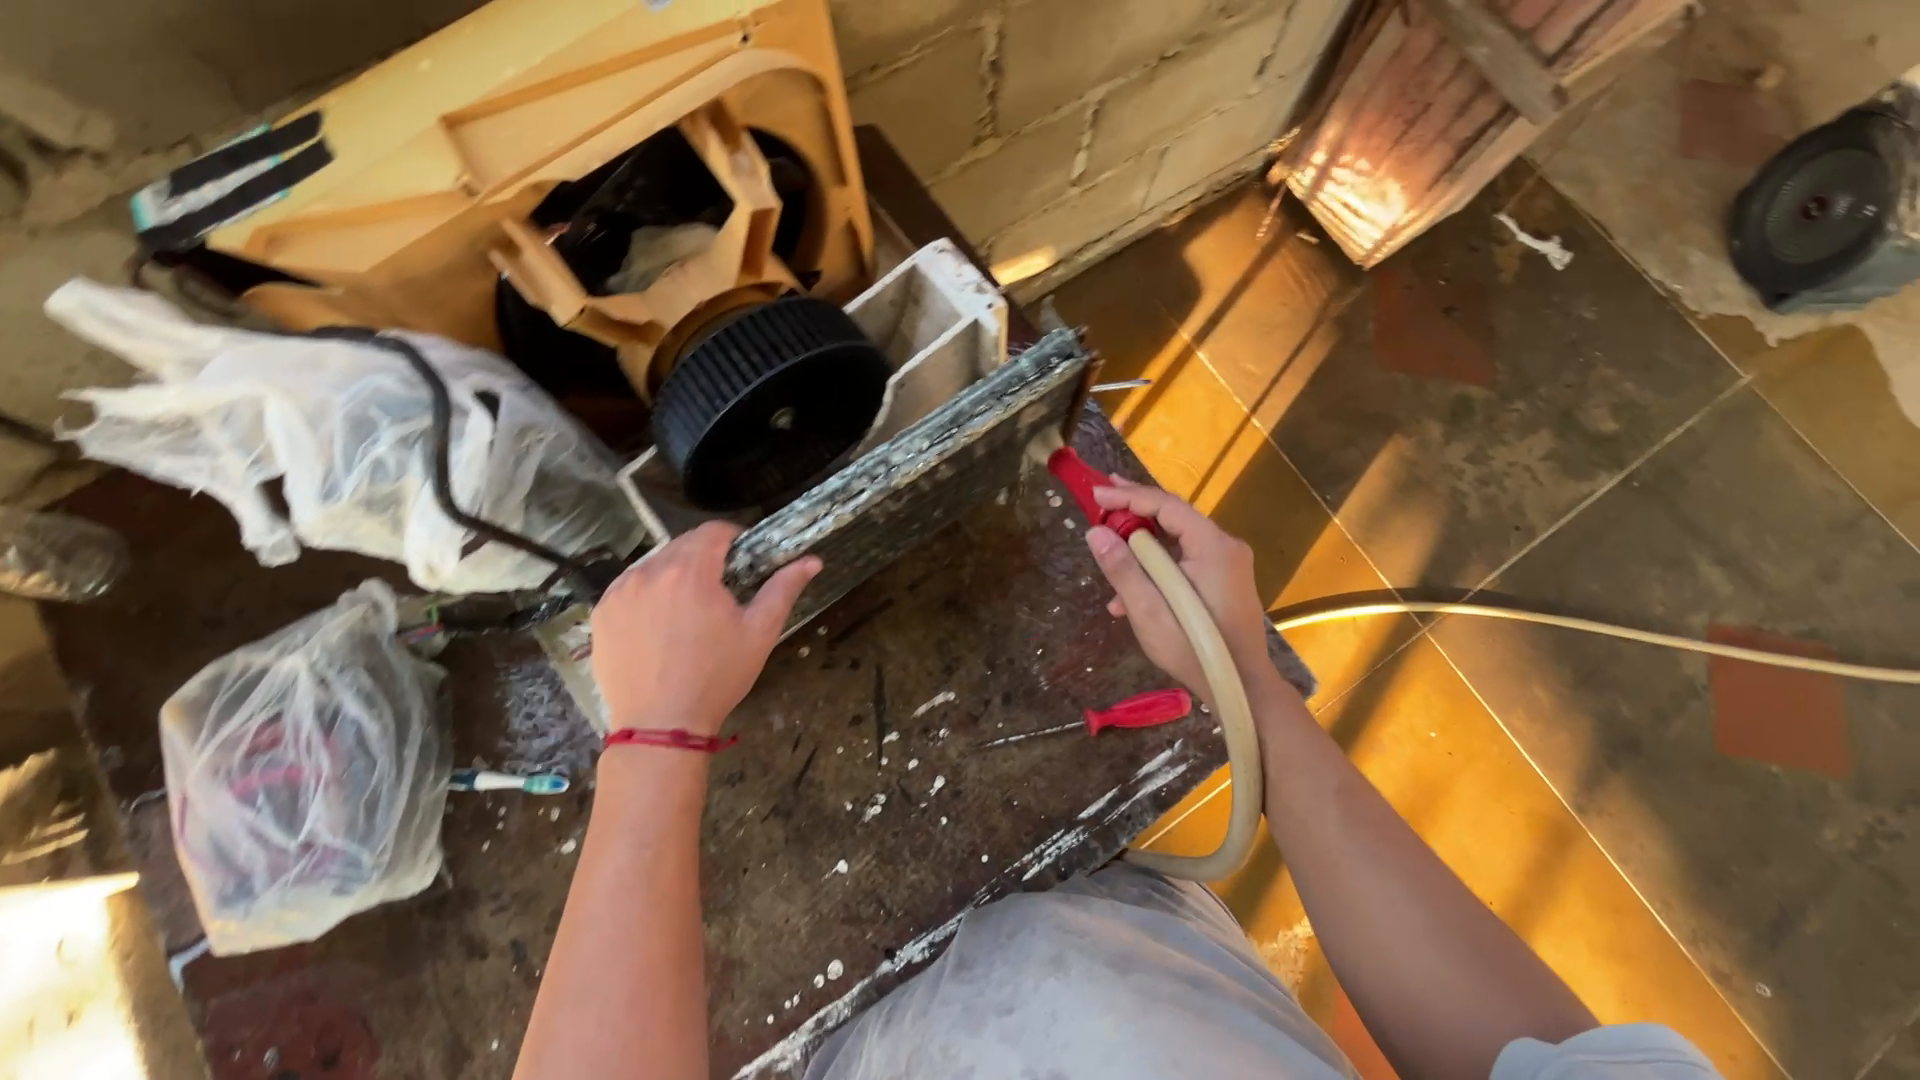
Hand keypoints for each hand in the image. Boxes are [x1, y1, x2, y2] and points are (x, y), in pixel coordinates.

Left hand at [590, 522, 821, 735]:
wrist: (661, 725)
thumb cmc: (717, 677)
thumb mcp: (759, 633)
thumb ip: (784, 588)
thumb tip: (812, 561)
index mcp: (690, 571)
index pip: (713, 531)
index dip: (733, 539)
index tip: (743, 561)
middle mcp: (649, 571)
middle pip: (682, 545)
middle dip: (704, 559)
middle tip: (719, 592)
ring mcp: (620, 592)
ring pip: (654, 565)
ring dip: (674, 575)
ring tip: (687, 611)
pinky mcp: (602, 613)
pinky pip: (629, 588)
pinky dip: (647, 594)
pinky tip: (659, 625)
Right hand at [1083, 478, 1271, 701]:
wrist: (1242, 689)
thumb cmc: (1195, 650)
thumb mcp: (1149, 611)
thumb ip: (1122, 568)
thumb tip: (1095, 532)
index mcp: (1213, 547)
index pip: (1167, 505)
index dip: (1129, 496)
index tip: (1097, 494)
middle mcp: (1226, 547)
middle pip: (1174, 517)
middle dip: (1134, 509)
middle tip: (1102, 496)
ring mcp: (1228, 565)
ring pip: (1177, 540)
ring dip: (1141, 546)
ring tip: (1107, 548)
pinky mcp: (1224, 582)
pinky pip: (1184, 561)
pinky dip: (1156, 568)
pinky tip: (1128, 596)